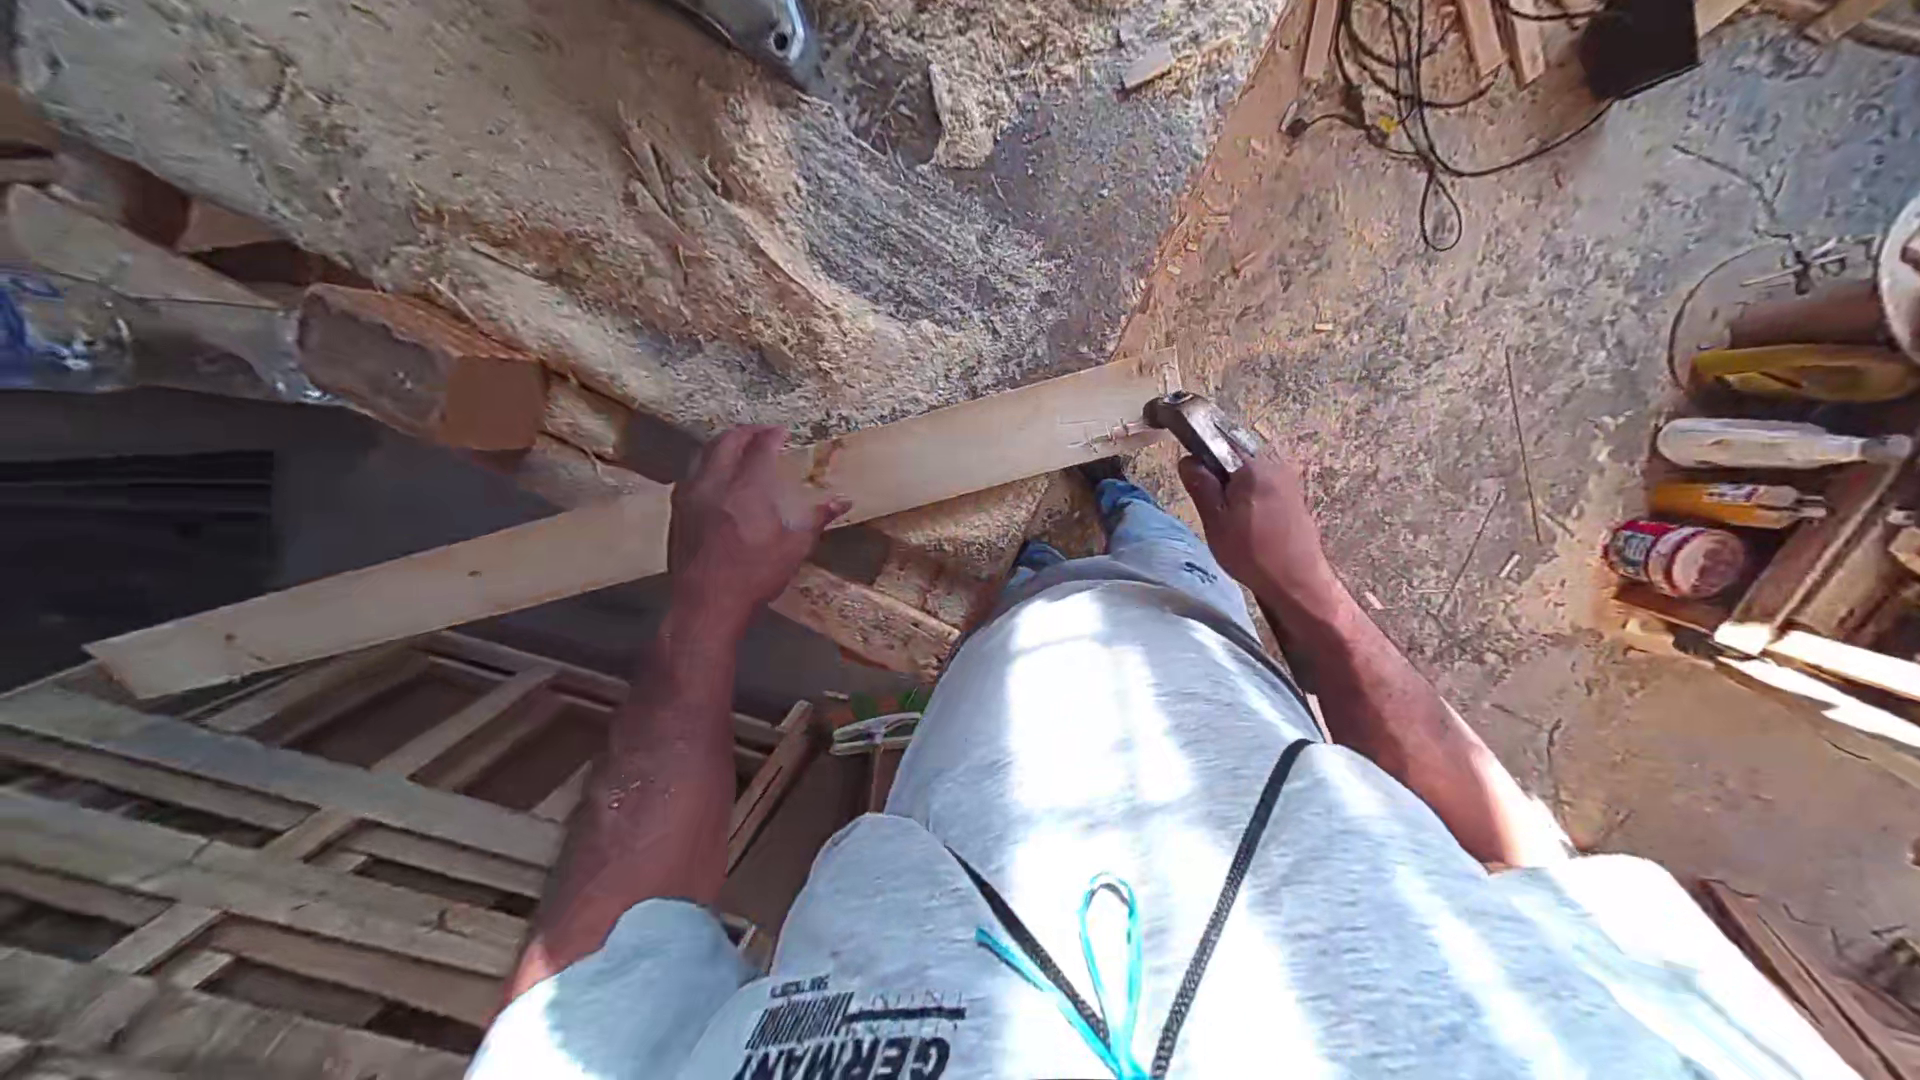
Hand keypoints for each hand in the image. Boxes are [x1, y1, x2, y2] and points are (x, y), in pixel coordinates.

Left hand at [669, 425, 849, 628]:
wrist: (706, 603)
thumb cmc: (754, 576)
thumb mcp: (794, 548)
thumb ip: (816, 519)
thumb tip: (843, 501)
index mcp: (748, 491)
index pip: (760, 448)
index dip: (772, 435)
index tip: (783, 431)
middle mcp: (715, 484)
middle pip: (727, 441)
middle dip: (747, 431)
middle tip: (763, 432)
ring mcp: (691, 495)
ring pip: (704, 452)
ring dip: (723, 443)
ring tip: (739, 446)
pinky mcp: (678, 509)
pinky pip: (691, 472)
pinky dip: (707, 462)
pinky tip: (715, 474)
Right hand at [1178, 448, 1338, 612]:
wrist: (1295, 581)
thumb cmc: (1250, 551)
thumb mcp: (1214, 519)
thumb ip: (1201, 485)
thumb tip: (1188, 459)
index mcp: (1253, 466)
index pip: (1218, 441)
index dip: (1200, 455)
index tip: (1193, 478)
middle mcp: (1274, 465)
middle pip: (1235, 457)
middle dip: (1218, 474)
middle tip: (1210, 506)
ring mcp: (1288, 480)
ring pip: (1249, 473)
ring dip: (1234, 488)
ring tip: (1227, 518)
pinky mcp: (1294, 497)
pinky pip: (1262, 486)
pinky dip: (1249, 497)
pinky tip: (1245, 522)